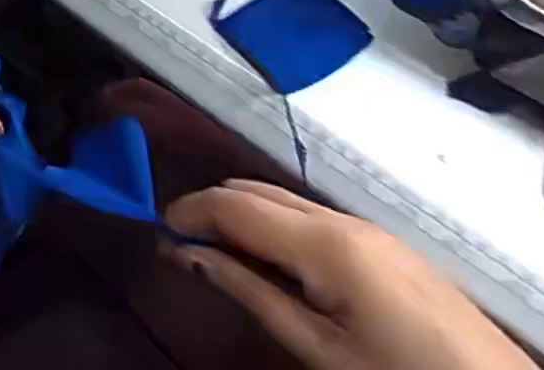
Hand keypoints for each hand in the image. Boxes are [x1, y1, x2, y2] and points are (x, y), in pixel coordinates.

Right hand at [166, 180, 536, 369]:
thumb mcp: (321, 352)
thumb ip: (252, 292)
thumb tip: (189, 254)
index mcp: (324, 241)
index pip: (235, 203)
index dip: (191, 210)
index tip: (159, 229)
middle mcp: (341, 218)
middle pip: (256, 190)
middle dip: (214, 208)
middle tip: (185, 245)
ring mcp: (367, 228)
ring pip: (283, 199)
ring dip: (244, 216)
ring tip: (222, 254)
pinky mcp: (385, 245)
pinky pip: (312, 217)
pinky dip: (277, 227)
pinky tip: (274, 263)